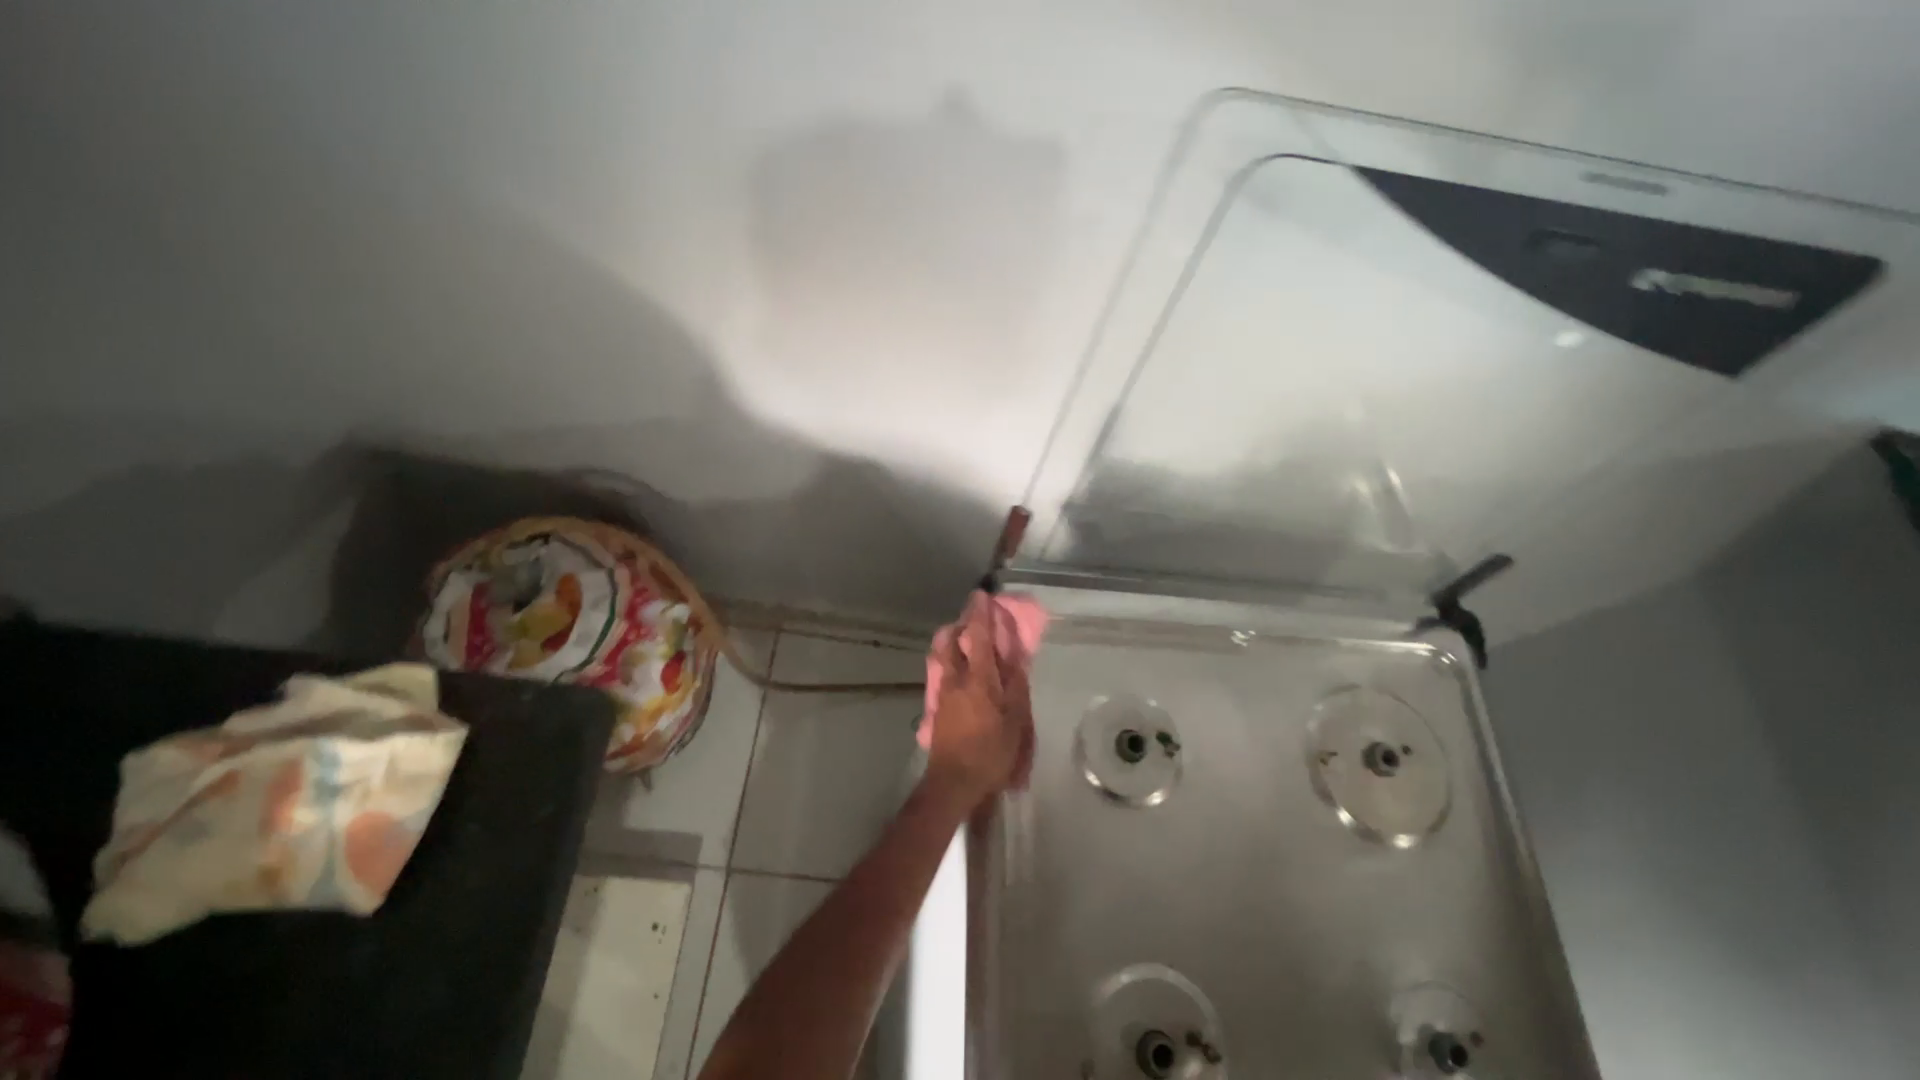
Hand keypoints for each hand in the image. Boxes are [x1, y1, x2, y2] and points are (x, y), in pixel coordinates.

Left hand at [925, 598, 1029, 809]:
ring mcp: (943, 694)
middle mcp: (956, 680)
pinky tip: (958, 670)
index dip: (979, 615)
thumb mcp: (1015, 722)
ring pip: (942, 657)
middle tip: (971, 616)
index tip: (981, 595)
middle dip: (960, 625)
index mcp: (978, 680)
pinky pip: (942, 673)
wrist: (953, 782)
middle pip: (950, 642)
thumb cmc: (991, 753)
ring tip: (962, 638)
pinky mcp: (937, 709)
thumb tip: (1016, 661)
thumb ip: (1015, 688)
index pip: (978, 638)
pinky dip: (948, 660)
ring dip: (950, 642)